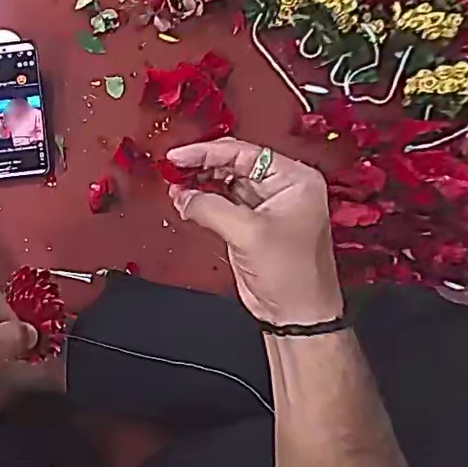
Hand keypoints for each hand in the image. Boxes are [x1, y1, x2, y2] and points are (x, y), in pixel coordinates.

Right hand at [167, 138, 343, 326]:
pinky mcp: (253, 223)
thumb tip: (183, 194)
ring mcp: (267, 205)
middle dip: (202, 166)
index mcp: (294, 179)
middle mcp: (283, 187)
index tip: (178, 154)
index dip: (208, 151)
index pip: (245, 153)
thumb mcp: (248, 234)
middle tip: (171, 168)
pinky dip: (203, 200)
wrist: (296, 314)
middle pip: (235, 164)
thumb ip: (211, 208)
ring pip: (227, 182)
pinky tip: (184, 200)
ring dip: (200, 183)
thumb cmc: (291, 274)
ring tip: (174, 184)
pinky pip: (224, 202)